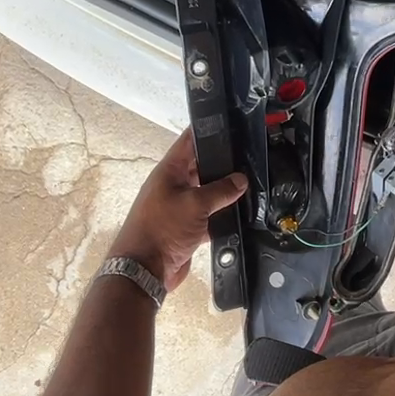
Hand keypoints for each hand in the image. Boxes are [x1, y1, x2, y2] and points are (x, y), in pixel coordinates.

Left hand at [108, 130, 246, 292]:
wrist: (144, 271)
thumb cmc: (162, 229)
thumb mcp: (195, 204)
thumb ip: (221, 190)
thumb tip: (241, 180)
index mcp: (170, 171)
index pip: (190, 141)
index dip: (207, 130)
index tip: (229, 123)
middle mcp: (174, 185)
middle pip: (201, 166)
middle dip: (222, 163)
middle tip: (248, 156)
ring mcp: (179, 207)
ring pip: (207, 192)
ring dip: (223, 192)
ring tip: (250, 184)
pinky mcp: (186, 227)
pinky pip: (208, 215)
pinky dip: (222, 215)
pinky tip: (240, 214)